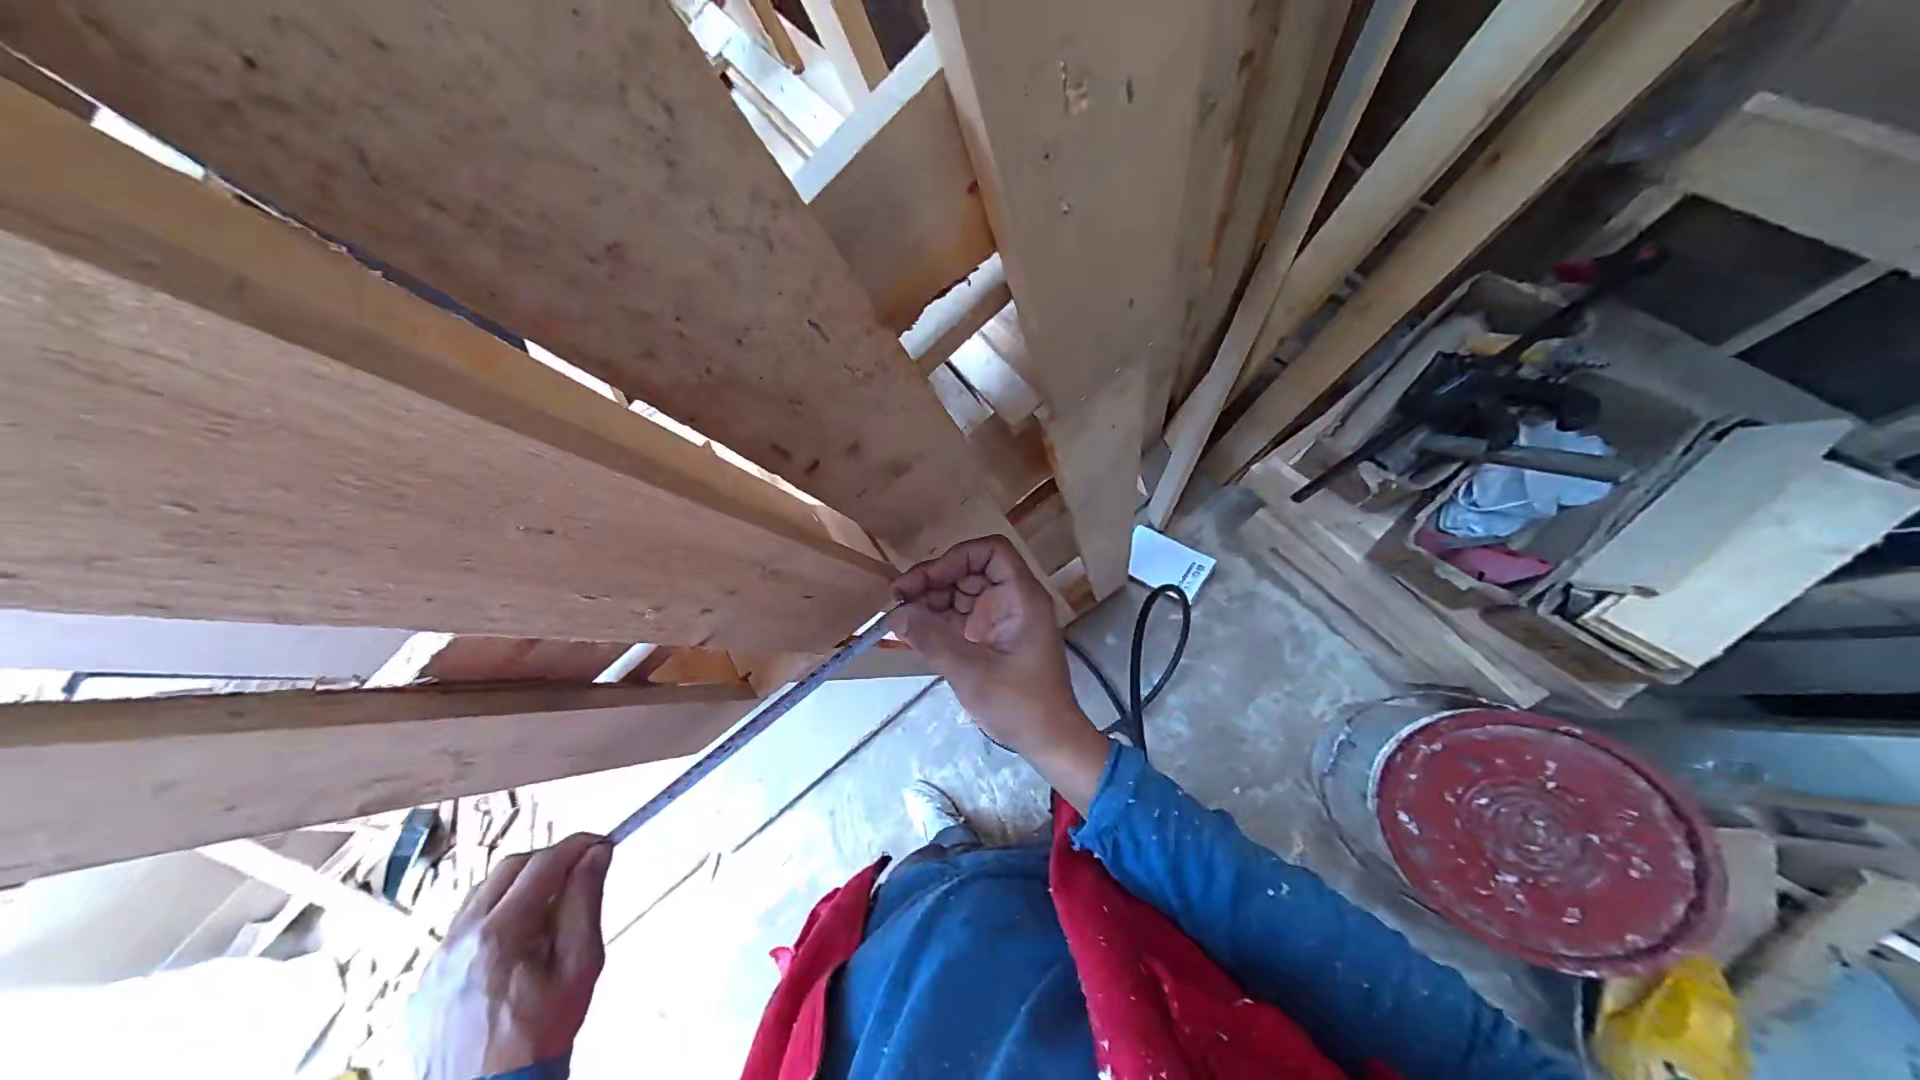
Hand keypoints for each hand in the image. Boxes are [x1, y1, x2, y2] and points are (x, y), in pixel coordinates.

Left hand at [408, 833, 611, 1079]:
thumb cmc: (540, 1035)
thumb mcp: (580, 964)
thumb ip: (585, 902)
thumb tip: (596, 856)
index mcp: (499, 933)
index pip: (543, 863)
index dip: (577, 845)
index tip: (601, 843)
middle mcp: (459, 939)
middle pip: (508, 869)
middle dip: (549, 859)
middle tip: (580, 868)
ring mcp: (436, 962)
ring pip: (481, 896)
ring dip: (520, 885)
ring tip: (552, 903)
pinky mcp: (426, 983)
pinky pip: (462, 929)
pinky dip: (495, 916)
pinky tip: (518, 940)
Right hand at [890, 536, 1108, 809]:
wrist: (1048, 741)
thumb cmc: (1021, 705)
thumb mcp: (972, 672)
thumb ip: (933, 639)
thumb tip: (895, 615)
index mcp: (1021, 598)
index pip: (991, 552)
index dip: (956, 557)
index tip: (925, 579)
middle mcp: (1011, 601)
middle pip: (969, 570)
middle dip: (933, 579)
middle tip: (899, 597)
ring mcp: (1000, 619)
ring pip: (960, 592)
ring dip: (929, 600)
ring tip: (898, 617)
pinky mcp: (989, 638)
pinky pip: (958, 617)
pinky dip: (935, 621)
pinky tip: (909, 630)